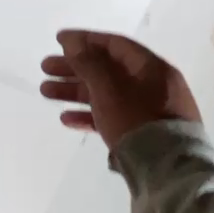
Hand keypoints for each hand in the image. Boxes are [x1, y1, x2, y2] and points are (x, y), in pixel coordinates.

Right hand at [40, 30, 201, 149]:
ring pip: (106, 93)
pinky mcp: (144, 134)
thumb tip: (72, 42)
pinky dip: (89, 114)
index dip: (84, 39)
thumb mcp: (108, 88)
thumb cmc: (137, 121)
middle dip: (73, 68)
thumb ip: (88, 63)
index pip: (114, 44)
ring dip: (75, 91)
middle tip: (45, 68)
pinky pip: (113, 116)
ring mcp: (150, 111)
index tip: (57, 39)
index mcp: (151, 68)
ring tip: (45, 92)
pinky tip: (66, 119)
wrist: (168, 173)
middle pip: (107, 69)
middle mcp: (153, 85)